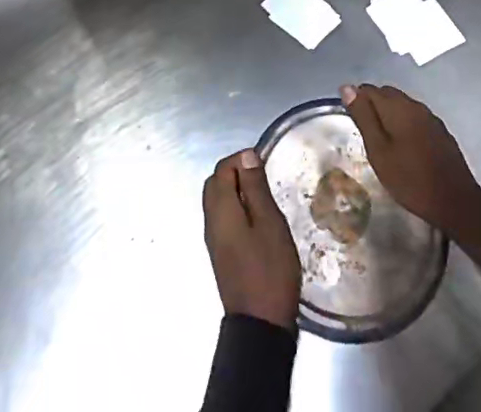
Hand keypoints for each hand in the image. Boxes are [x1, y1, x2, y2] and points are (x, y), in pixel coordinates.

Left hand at [203, 149, 301, 329]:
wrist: (259, 324)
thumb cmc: (269, 269)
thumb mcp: (269, 223)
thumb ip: (256, 188)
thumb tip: (246, 156)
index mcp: (219, 209)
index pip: (221, 169)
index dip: (240, 160)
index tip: (264, 162)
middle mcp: (210, 220)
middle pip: (215, 184)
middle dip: (237, 174)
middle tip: (265, 178)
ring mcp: (214, 239)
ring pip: (219, 202)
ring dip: (237, 193)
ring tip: (266, 198)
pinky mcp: (222, 254)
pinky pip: (224, 220)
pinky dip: (237, 210)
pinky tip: (259, 221)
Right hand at [342, 83, 480, 237]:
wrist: (456, 203)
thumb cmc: (410, 179)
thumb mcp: (378, 150)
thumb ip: (363, 116)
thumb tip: (347, 88)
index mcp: (398, 107)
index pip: (369, 90)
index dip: (356, 102)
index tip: (352, 124)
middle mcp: (416, 106)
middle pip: (387, 95)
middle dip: (372, 107)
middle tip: (365, 135)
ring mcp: (432, 119)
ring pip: (402, 106)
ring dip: (389, 116)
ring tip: (382, 142)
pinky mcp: (441, 133)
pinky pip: (416, 119)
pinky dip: (404, 125)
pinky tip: (404, 147)